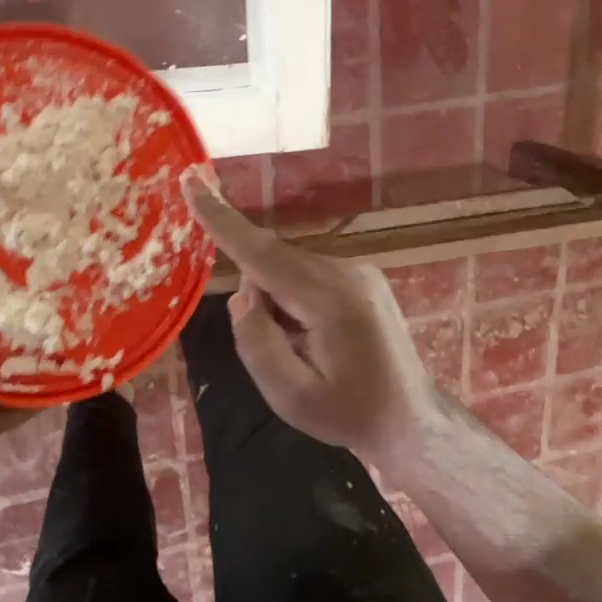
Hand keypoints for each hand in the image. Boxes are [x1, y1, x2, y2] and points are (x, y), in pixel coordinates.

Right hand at [184, 174, 445, 459]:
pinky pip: (308, 277)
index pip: (263, 253)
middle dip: (259, 299)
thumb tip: (240, 298)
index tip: (190, 182)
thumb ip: (258, 346)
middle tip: (282, 353)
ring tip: (306, 355)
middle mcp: (347, 272)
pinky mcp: (362, 278)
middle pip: (274, 264)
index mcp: (330, 300)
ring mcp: (359, 272)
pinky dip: (295, 303)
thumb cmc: (349, 414)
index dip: (221, 220)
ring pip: (289, 271)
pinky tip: (317, 342)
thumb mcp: (292, 397)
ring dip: (279, 305)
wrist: (410, 419)